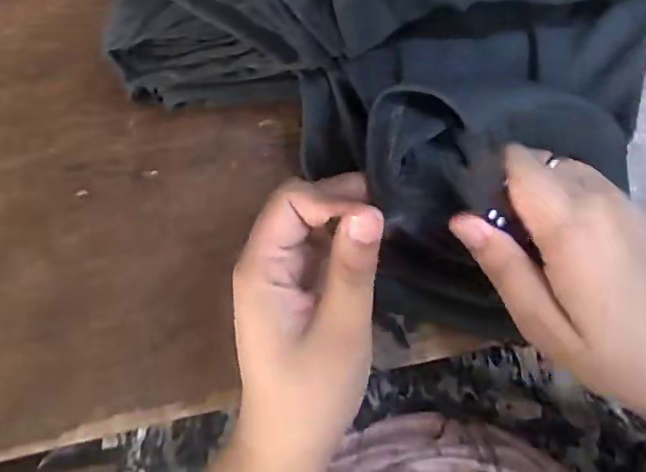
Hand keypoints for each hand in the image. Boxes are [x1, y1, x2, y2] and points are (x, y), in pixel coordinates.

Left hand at [222, 174, 383, 471]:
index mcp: (260, 266)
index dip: (331, 198)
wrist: (288, 447)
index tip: (373, 215)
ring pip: (307, 218)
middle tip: (384, 211)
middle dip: (339, 199)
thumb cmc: (311, 394)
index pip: (290, 200)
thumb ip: (353, 269)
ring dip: (342, 214)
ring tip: (382, 223)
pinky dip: (342, 235)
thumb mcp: (341, 332)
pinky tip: (368, 244)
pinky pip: (315, 241)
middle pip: (296, 202)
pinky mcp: (293, 282)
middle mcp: (263, 259)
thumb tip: (371, 209)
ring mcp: (277, 270)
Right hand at [447, 145, 645, 421]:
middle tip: (512, 236)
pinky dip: (565, 190)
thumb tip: (460, 218)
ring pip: (558, 163)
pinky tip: (569, 235)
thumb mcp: (540, 322)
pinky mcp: (630, 202)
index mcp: (569, 221)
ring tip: (541, 238)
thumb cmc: (603, 351)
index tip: (486, 212)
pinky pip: (582, 175)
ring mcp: (617, 194)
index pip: (517, 159)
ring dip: (540, 186)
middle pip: (536, 158)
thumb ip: (501, 263)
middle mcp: (594, 194)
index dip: (493, 175)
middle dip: (514, 184)